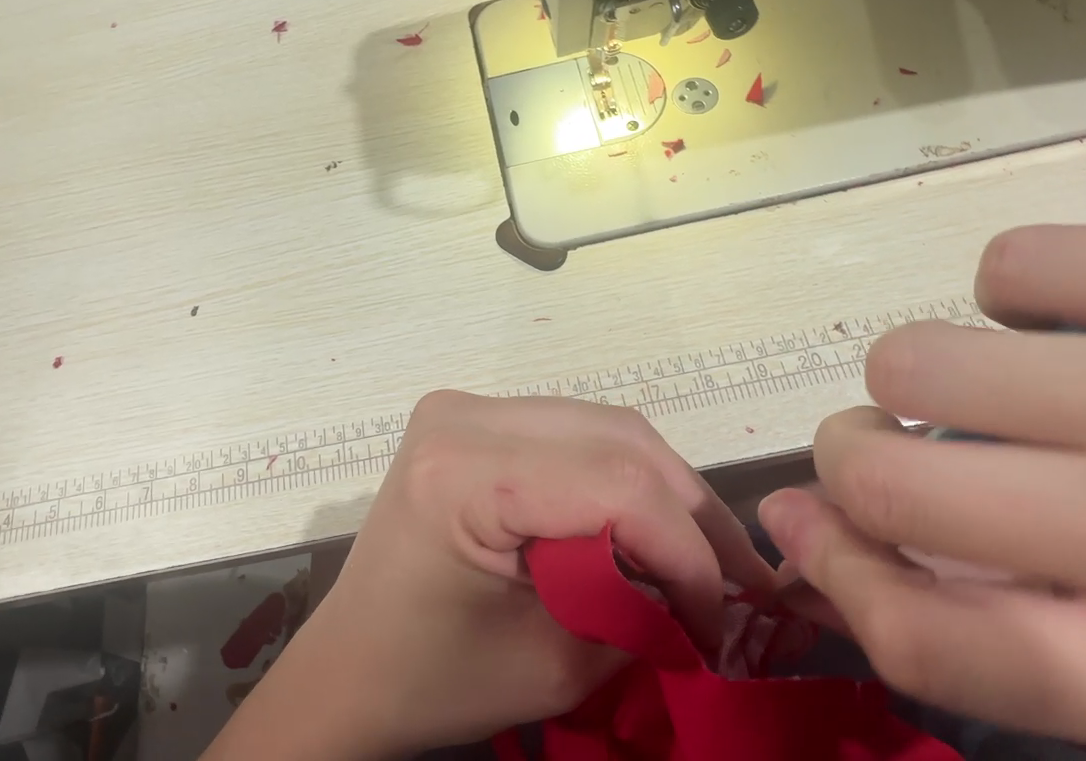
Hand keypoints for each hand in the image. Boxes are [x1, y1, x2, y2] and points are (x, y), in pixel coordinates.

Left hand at [203, 391, 779, 760]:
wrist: (351, 665)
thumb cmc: (433, 678)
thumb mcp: (556, 664)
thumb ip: (643, 613)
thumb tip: (711, 587)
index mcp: (462, 473)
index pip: (616, 485)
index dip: (686, 550)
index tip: (720, 617)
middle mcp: (463, 415)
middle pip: (619, 439)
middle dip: (688, 513)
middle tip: (735, 581)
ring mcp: (466, 407)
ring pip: (607, 428)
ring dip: (663, 492)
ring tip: (701, 558)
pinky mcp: (476, 418)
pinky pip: (577, 433)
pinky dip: (623, 480)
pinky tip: (647, 528)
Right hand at [758, 225, 1085, 760]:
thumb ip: (959, 609)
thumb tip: (790, 513)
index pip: (933, 643)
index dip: (834, 574)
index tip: (807, 522)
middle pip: (894, 487)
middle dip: (857, 448)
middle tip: (901, 437)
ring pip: (920, 359)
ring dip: (928, 374)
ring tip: (1015, 388)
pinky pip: (1010, 263)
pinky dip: (1015, 295)